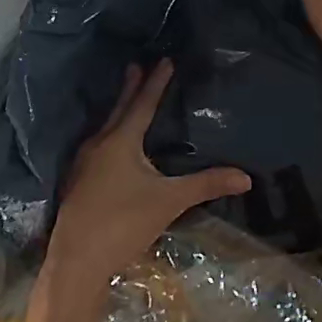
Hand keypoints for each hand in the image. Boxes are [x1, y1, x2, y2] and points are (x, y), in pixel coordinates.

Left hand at [48, 60, 250, 286]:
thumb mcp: (169, 201)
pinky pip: (98, 145)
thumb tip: (246, 177)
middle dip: (131, 88)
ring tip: (127, 100)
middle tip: (136, 66)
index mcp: (120, 142)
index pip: (143, 104)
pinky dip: (110, 133)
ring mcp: (84, 165)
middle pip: (119, 110)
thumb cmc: (123, 223)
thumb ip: (206, 185)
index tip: (164, 60)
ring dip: (119, 110)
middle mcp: (99, 146)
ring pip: (105, 127)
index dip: (156, 82)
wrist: (76, 261)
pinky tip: (113, 145)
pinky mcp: (79, 183)